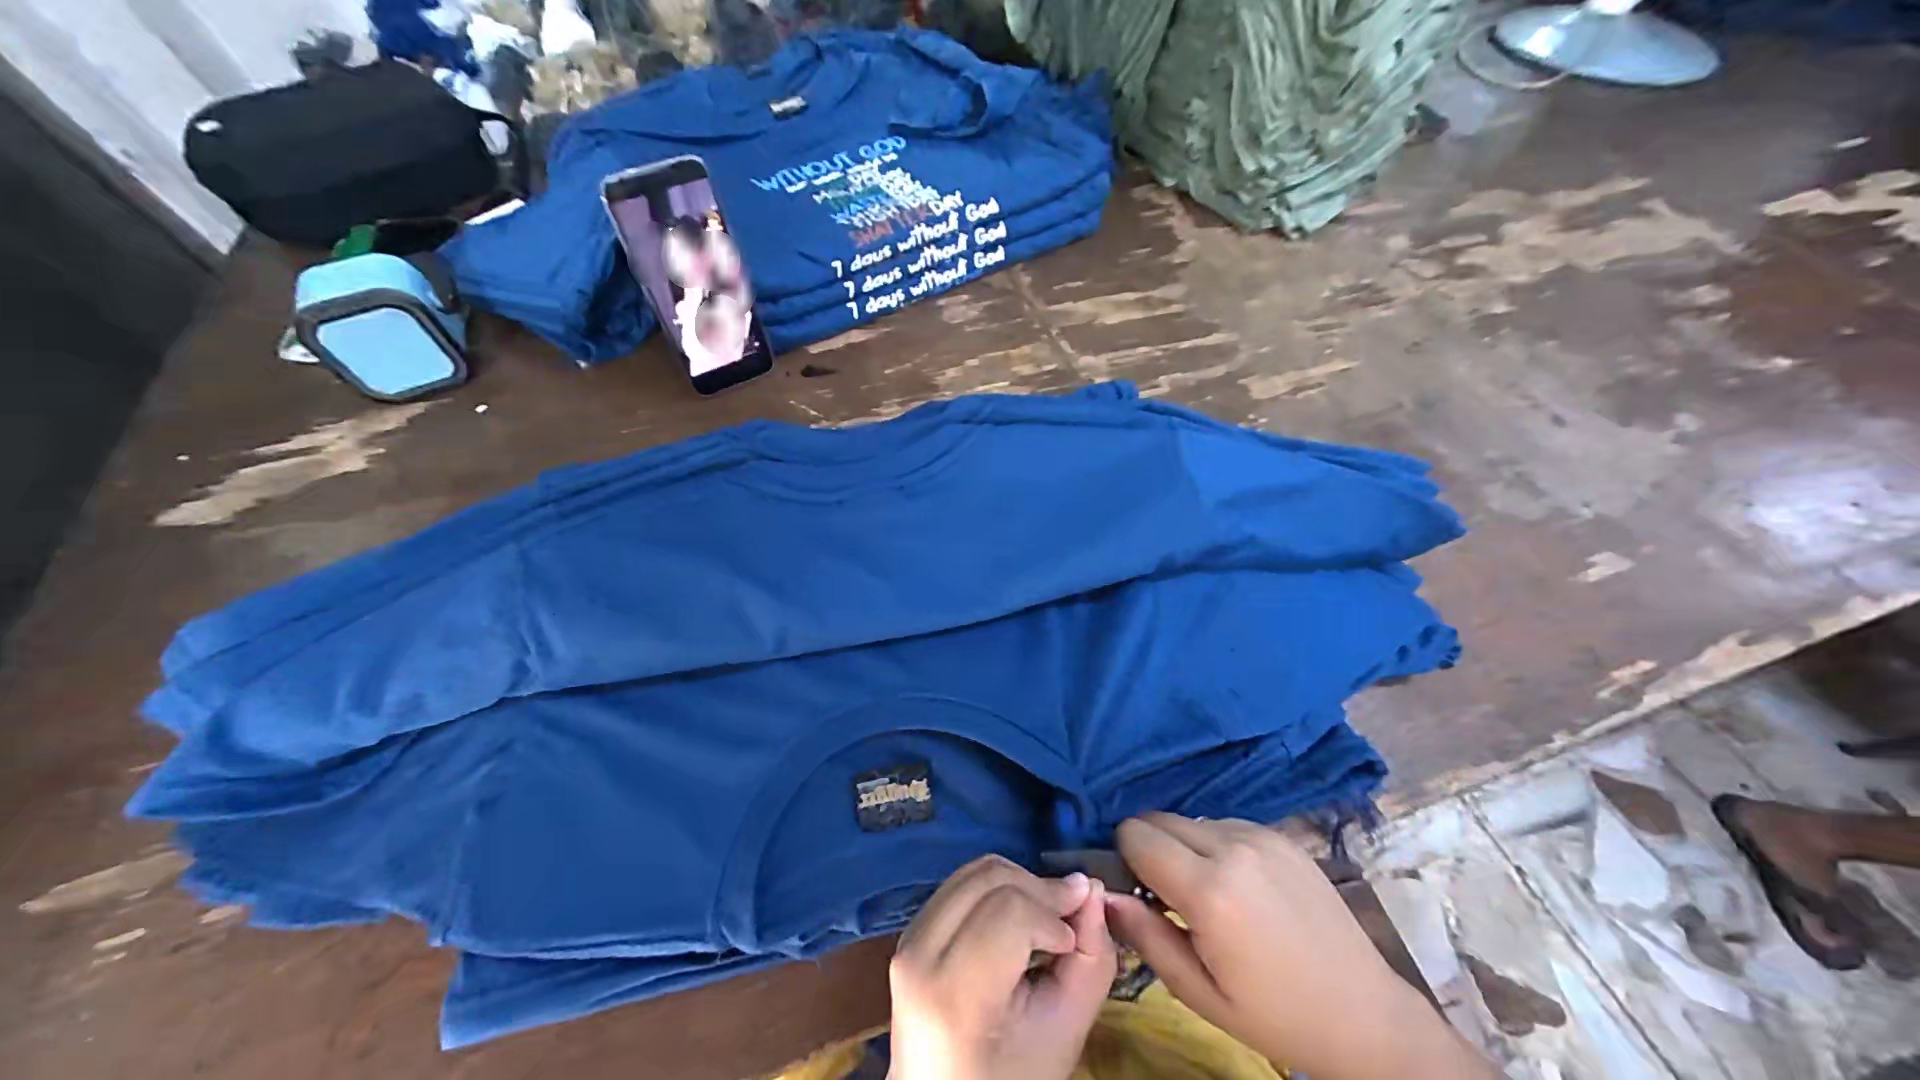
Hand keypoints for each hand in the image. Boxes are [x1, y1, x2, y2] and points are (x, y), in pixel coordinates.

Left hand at [888, 855, 1117, 1079]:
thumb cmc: (1010, 1077)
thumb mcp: (1064, 1031)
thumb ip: (1091, 960)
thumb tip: (1094, 888)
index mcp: (952, 993)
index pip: (1009, 910)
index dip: (1052, 914)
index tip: (1073, 942)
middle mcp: (919, 953)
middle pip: (991, 879)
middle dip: (1040, 890)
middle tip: (1070, 919)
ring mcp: (909, 936)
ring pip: (976, 871)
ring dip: (1022, 884)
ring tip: (1047, 922)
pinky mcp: (912, 927)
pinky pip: (962, 883)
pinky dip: (1000, 889)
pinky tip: (1019, 922)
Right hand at [1106, 813, 1491, 1079]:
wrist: (1366, 1015)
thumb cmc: (1275, 1016)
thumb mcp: (1198, 993)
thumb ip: (1145, 935)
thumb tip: (1107, 894)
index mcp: (1208, 889)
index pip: (1134, 834)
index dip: (1126, 859)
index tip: (1140, 893)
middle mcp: (1231, 847)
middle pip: (1157, 818)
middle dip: (1150, 849)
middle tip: (1169, 897)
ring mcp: (1260, 836)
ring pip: (1190, 820)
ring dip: (1183, 847)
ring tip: (1210, 894)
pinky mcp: (1281, 835)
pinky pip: (1224, 825)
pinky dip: (1216, 847)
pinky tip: (1241, 888)